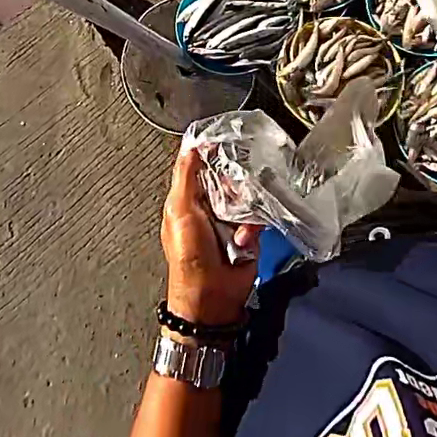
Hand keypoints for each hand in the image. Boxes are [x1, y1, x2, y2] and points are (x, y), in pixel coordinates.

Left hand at [161, 148, 260, 324]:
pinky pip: (257, 219)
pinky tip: (242, 240)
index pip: (197, 168)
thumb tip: (190, 149)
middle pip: (226, 180)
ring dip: (243, 210)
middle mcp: (207, 208)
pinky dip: (252, 228)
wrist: (212, 294)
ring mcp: (228, 221)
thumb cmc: (188, 256)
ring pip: (244, 198)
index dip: (208, 154)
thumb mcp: (180, 210)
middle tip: (232, 192)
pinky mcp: (247, 235)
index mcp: (186, 200)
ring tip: (235, 226)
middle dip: (232, 185)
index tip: (222, 142)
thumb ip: (185, 177)